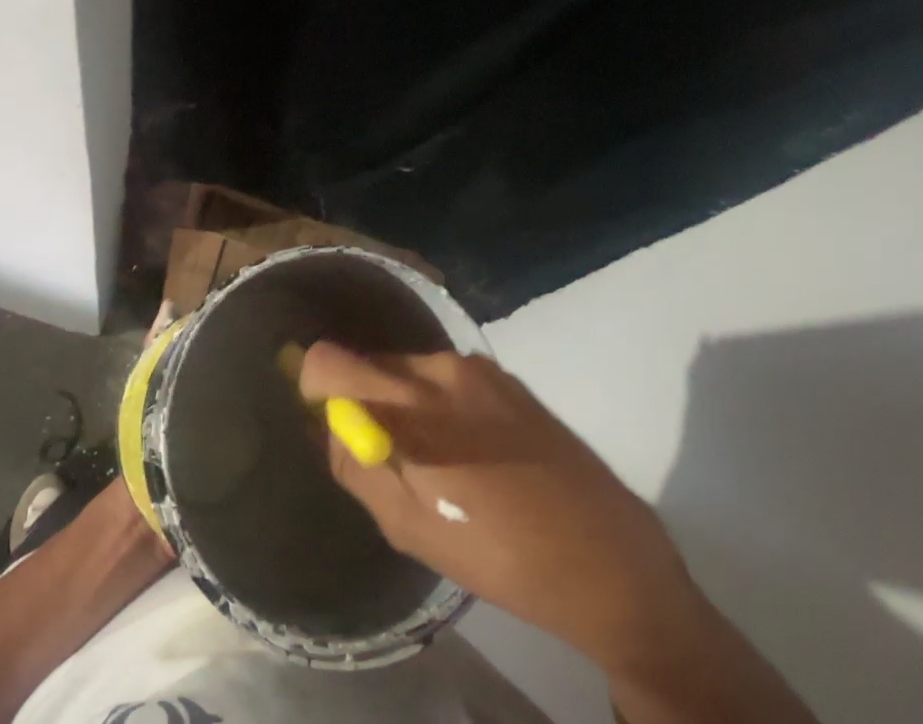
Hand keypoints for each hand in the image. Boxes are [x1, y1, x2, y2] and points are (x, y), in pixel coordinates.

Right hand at [299, 342, 702, 670]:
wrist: (610, 561)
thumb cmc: (499, 555)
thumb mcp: (408, 526)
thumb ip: (355, 464)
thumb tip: (324, 424)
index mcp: (411, 404)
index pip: (329, 360)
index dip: (312, 387)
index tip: (326, 424)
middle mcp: (443, 368)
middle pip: (369, 362)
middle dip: (360, 401)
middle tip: (385, 460)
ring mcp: (482, 369)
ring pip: (409, 370)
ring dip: (401, 404)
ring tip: (435, 464)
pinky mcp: (511, 381)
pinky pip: (446, 379)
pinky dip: (437, 405)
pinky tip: (470, 456)